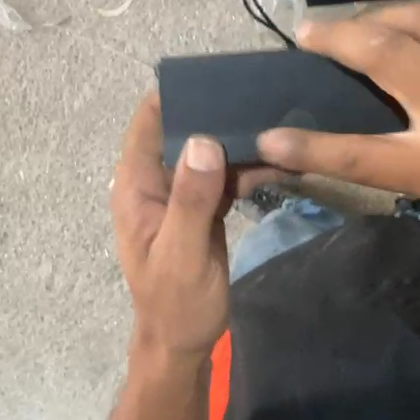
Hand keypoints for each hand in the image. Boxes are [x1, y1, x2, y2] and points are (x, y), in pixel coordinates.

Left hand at [112, 92, 277, 361]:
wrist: (183, 344)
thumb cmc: (175, 303)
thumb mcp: (182, 253)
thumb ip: (190, 199)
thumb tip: (201, 139)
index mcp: (137, 186)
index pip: (148, 121)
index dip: (177, 94)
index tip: (218, 75)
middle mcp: (155, 181)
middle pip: (182, 129)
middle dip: (217, 111)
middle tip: (262, 92)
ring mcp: (180, 194)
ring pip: (208, 151)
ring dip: (238, 138)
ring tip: (280, 117)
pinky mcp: (203, 208)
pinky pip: (225, 176)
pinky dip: (248, 166)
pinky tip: (282, 158)